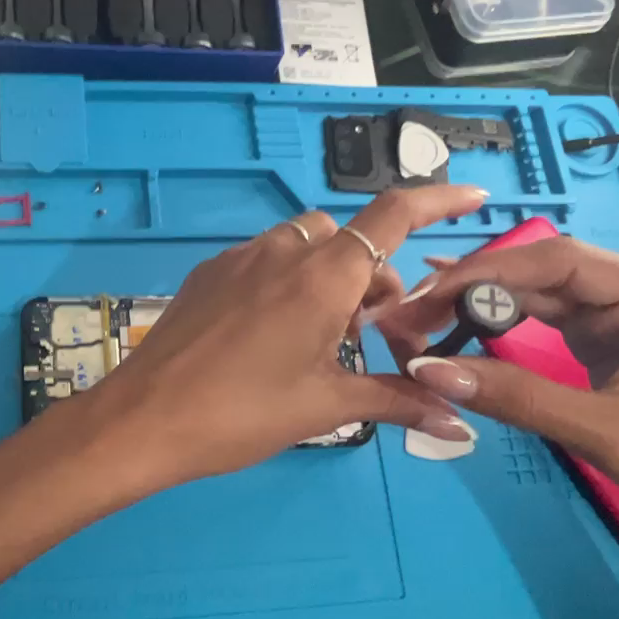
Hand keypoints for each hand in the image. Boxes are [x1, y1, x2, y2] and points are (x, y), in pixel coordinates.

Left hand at [81, 185, 490, 491]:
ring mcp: (238, 258)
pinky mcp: (207, 273)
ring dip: (325, 275)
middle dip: (370, 277)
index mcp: (323, 276)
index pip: (394, 215)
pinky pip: (262, 259)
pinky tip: (268, 331)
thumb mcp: (325, 407)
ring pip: (303, 244)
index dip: (439, 200)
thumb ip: (396, 402)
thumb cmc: (242, 413)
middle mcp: (283, 251)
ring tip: (316, 335)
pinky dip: (285, 279)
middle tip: (363, 336)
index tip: (473, 198)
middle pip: (348, 239)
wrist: (144, 418)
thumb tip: (458, 420)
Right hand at [375, 237, 618, 548]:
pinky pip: (545, 313)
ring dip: (480, 302)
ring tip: (422, 317)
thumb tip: (425, 370)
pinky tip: (457, 316)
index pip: (558, 261)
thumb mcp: (602, 432)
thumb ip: (516, 397)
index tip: (425, 293)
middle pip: (544, 270)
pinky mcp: (609, 330)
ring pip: (538, 290)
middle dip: (474, 287)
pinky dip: (500, 318)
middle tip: (411, 313)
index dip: (486, 271)